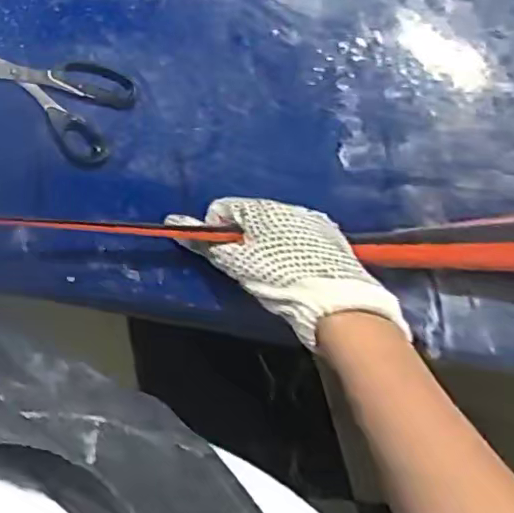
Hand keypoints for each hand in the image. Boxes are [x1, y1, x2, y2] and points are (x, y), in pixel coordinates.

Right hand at [170, 197, 409, 350]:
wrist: (340, 305)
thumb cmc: (276, 276)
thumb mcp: (232, 261)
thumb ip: (203, 240)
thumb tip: (173, 221)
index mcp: (259, 208)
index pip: (221, 208)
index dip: (215, 229)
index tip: (221, 251)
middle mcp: (288, 208)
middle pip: (250, 215)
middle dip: (243, 233)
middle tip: (245, 260)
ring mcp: (315, 223)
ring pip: (276, 225)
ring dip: (268, 239)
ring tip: (271, 265)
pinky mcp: (336, 240)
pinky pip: (300, 236)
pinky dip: (291, 246)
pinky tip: (294, 266)